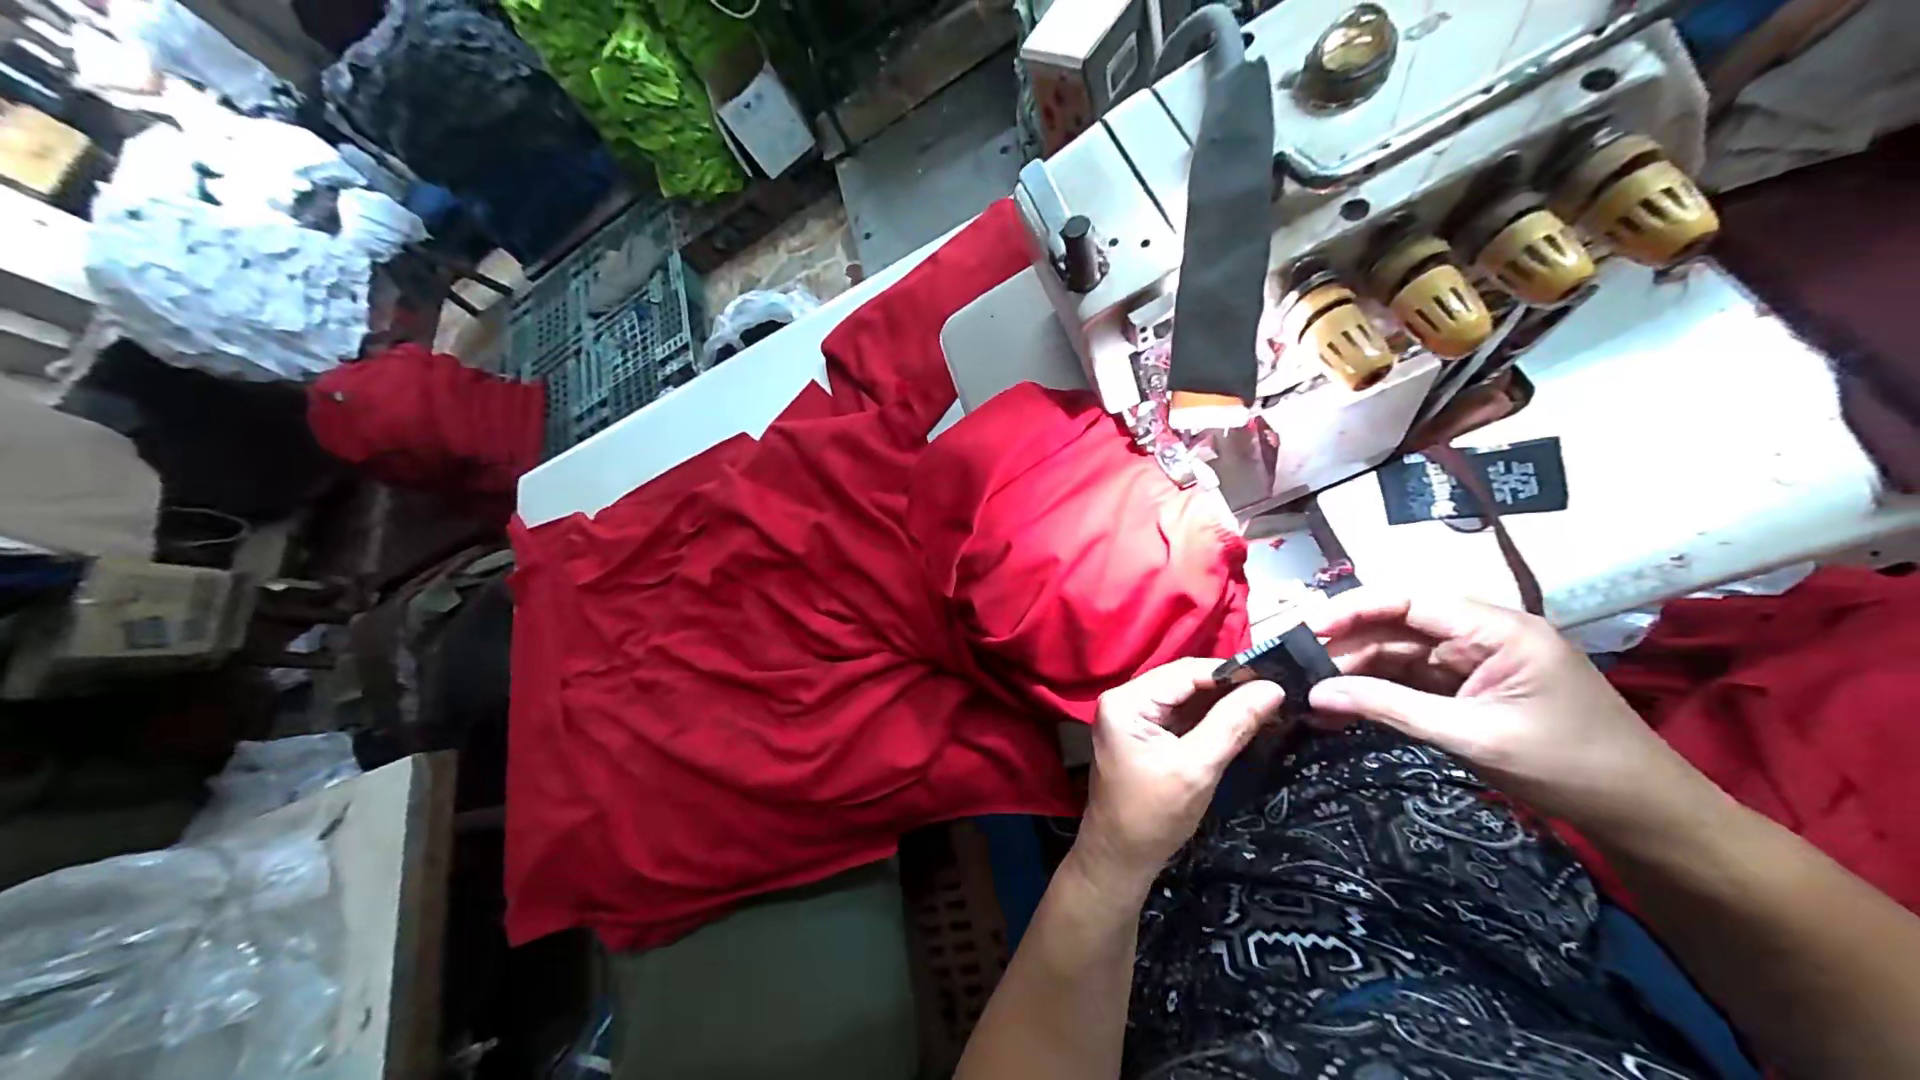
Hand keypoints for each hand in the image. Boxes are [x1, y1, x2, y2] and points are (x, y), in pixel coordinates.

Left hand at [1075, 659, 1284, 892]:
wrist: (1121, 857)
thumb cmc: (1153, 814)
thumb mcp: (1197, 767)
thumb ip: (1232, 724)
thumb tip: (1272, 689)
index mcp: (1126, 701)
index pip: (1185, 672)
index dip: (1230, 672)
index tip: (1276, 678)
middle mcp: (1126, 699)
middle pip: (1186, 681)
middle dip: (1230, 686)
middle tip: (1277, 691)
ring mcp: (1135, 716)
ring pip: (1188, 697)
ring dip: (1224, 701)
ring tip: (1269, 703)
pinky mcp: (1146, 733)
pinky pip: (1184, 715)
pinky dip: (1212, 717)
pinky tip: (1244, 718)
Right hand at [1305, 589, 1717, 836]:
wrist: (1644, 816)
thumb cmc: (1570, 767)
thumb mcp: (1472, 735)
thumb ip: (1390, 707)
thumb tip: (1317, 693)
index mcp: (1497, 629)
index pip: (1409, 600)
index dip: (1353, 609)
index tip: (1308, 628)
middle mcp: (1482, 635)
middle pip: (1397, 626)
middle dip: (1347, 646)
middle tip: (1299, 669)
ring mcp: (1475, 663)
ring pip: (1399, 655)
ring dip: (1357, 672)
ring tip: (1312, 693)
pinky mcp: (1470, 690)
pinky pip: (1411, 681)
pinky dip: (1378, 693)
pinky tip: (1343, 707)